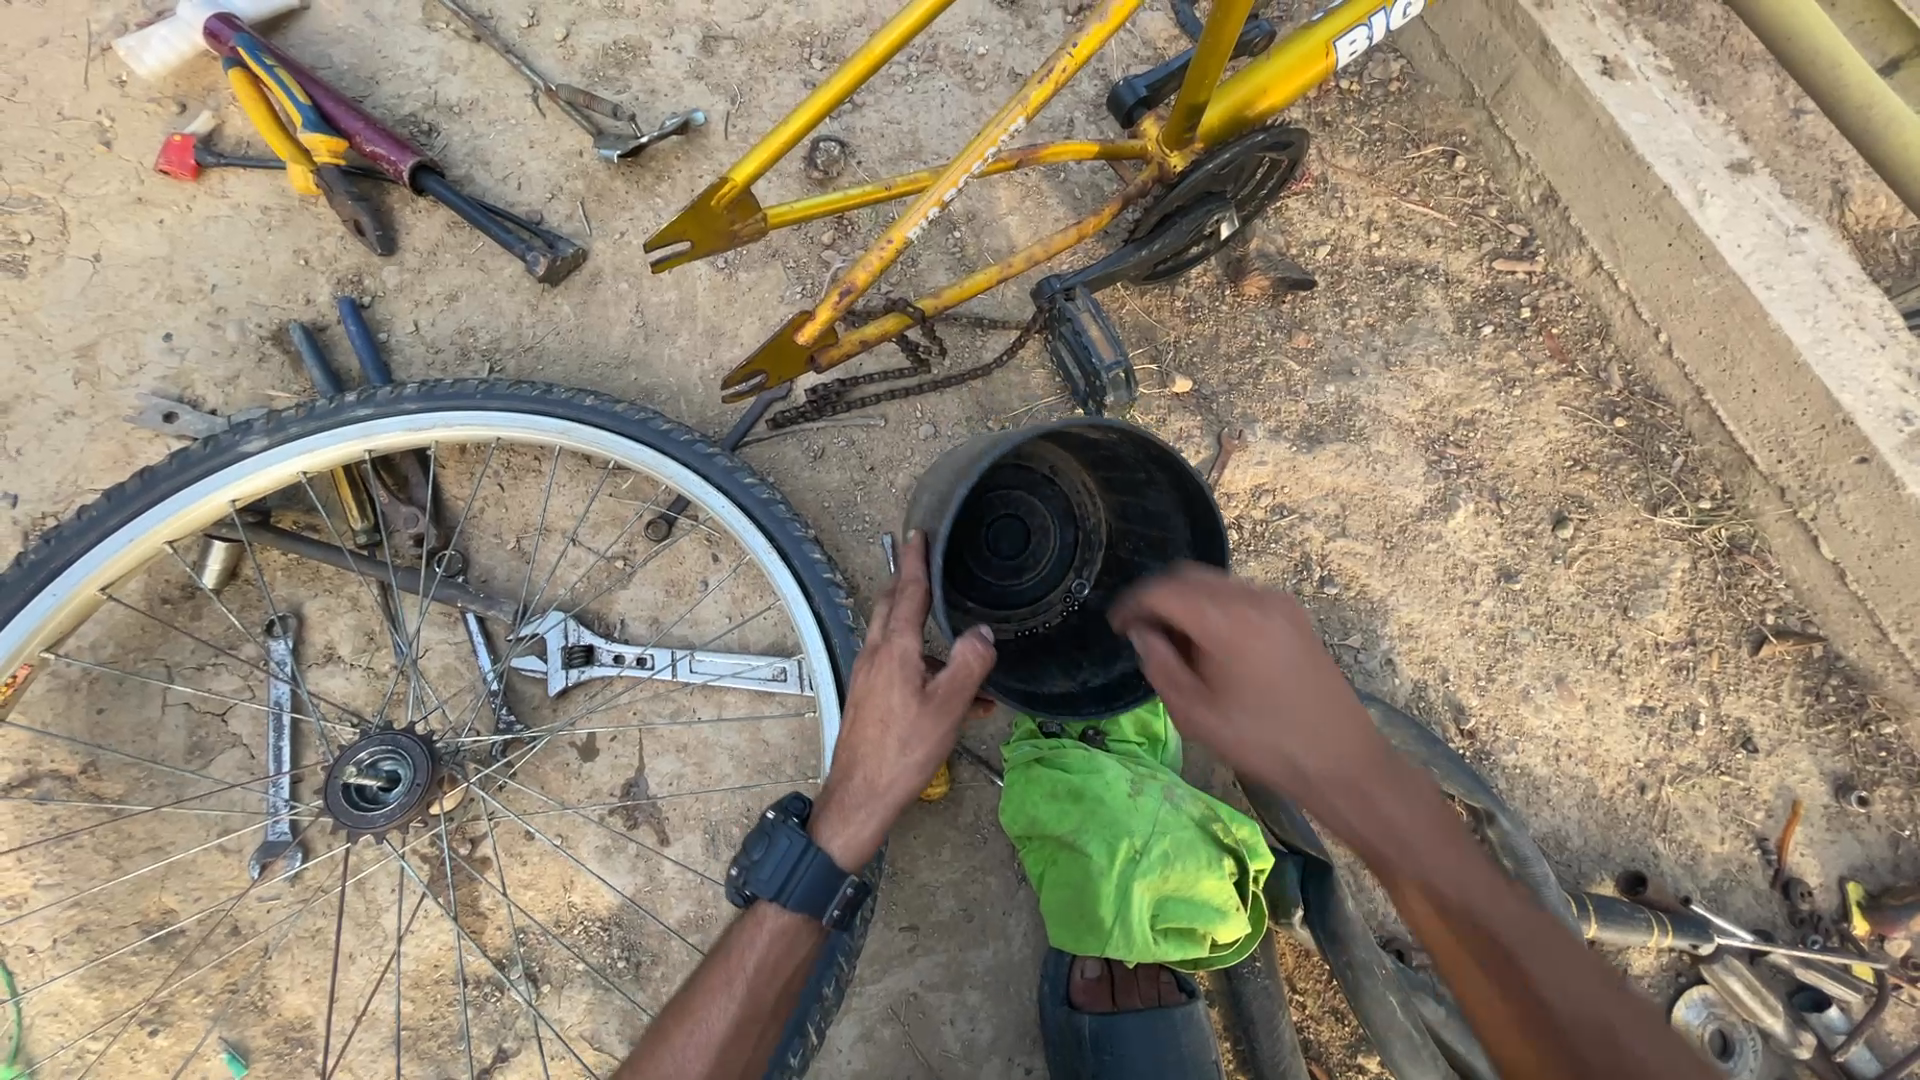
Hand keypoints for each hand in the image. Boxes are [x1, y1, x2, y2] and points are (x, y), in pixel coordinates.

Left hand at [809, 531, 995, 868]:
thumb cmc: (904, 750)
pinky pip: (896, 666)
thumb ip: (969, 664)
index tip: (918, 534)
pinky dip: (922, 666)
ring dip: (921, 631)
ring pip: (894, 638)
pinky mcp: (868, 697)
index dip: (915, 561)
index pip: (906, 591)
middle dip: (908, 585)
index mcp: (894, 649)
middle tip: (929, 571)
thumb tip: (982, 632)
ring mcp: (867, 676)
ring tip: (959, 648)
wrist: (861, 795)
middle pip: (891, 607)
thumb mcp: (948, 707)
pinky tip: (953, 698)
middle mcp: (875, 654)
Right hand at [1108, 563, 1396, 821]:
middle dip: (1156, 597)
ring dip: (1184, 601)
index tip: (1116, 627)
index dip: (1132, 604)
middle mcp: (1253, 597)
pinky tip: (1208, 642)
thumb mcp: (1194, 712)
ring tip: (1172, 640)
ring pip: (1213, 583)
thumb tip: (1142, 633)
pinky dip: (1211, 606)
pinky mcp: (1292, 613)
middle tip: (1138, 631)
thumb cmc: (1262, 741)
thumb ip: (1158, 664)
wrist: (1341, 760)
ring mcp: (1277, 602)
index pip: (1163, 590)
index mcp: (1227, 619)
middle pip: (1188, 575)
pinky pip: (1238, 594)